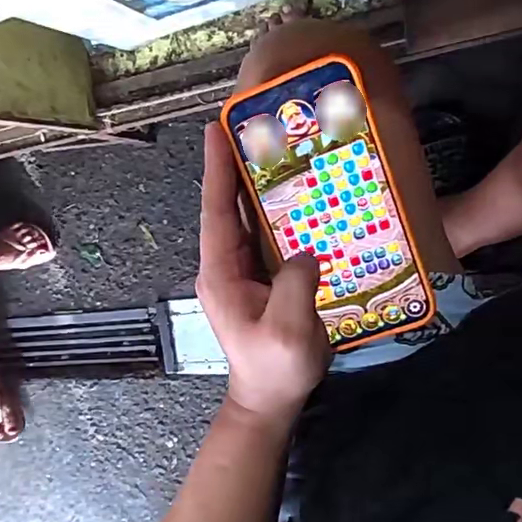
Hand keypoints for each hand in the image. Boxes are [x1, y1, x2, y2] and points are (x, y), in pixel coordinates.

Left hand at [196, 122, 329, 426]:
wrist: (270, 396)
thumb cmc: (275, 369)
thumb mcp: (287, 331)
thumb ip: (294, 285)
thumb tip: (305, 250)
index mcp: (221, 273)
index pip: (216, 212)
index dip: (216, 170)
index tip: (216, 130)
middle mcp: (225, 264)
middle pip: (227, 206)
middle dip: (233, 164)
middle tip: (250, 126)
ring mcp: (240, 270)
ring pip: (244, 217)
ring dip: (253, 182)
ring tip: (271, 146)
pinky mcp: (259, 276)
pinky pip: (263, 233)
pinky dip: (272, 208)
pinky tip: (291, 191)